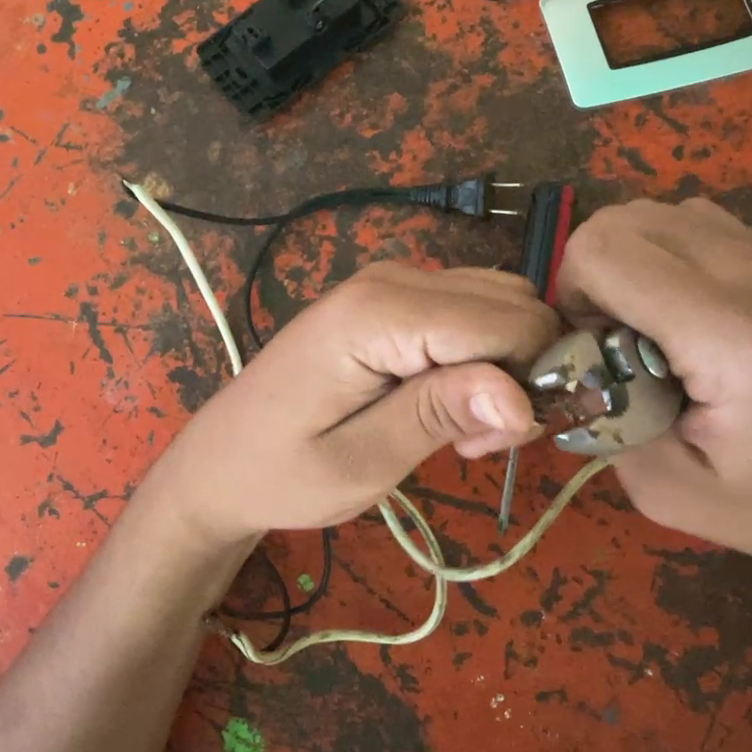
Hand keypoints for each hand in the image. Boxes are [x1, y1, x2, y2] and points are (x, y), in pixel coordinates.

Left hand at [142, 263, 558, 546]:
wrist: (221, 461)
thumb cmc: (281, 473)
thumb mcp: (361, 463)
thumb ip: (438, 416)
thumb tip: (525, 395)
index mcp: (378, 313)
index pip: (509, 321)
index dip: (530, 381)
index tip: (493, 444)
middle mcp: (390, 278)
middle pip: (512, 305)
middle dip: (519, 374)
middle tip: (473, 443)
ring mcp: (389, 281)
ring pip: (499, 303)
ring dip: (501, 367)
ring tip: (456, 431)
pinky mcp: (388, 297)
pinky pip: (468, 309)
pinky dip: (478, 355)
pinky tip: (442, 403)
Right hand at [555, 199, 751, 616]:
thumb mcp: (672, 494)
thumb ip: (602, 424)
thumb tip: (577, 372)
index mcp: (726, 335)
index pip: (602, 252)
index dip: (571, 293)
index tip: (589, 348)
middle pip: (623, 219)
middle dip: (590, 271)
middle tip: (608, 338)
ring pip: (658, 211)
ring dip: (628, 257)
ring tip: (645, 324)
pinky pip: (699, 223)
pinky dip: (667, 251)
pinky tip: (684, 312)